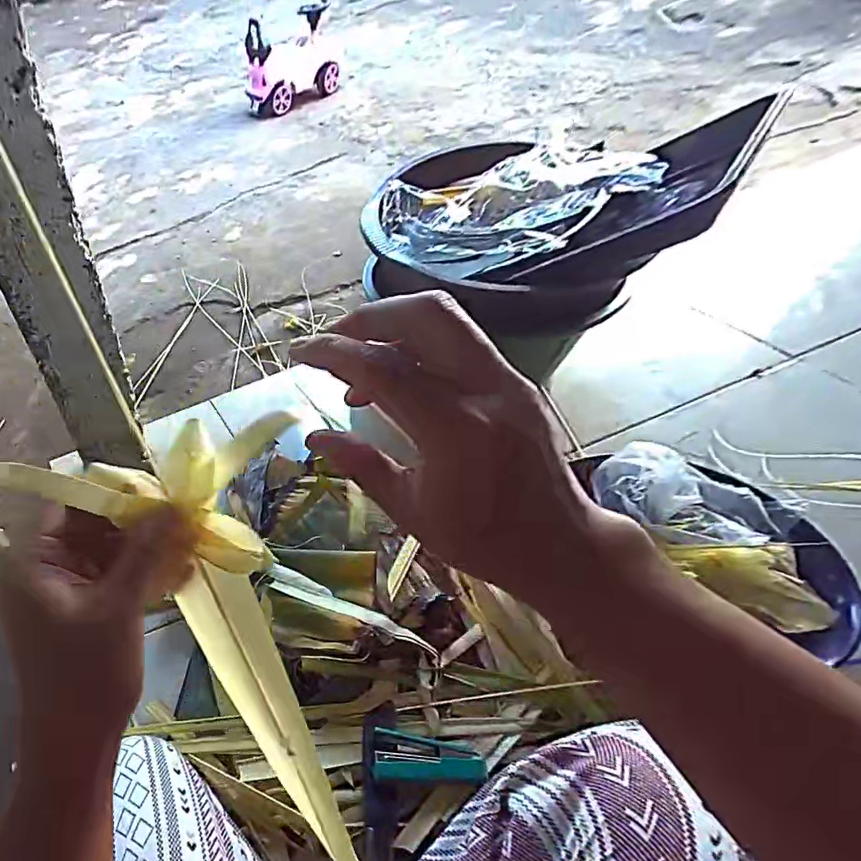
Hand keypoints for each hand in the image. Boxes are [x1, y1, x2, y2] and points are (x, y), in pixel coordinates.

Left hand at [0, 507, 194, 760]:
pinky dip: (141, 576)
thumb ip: (144, 552)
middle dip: (139, 525)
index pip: (71, 505)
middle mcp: (41, 569)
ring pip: (108, 554)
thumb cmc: (86, 677)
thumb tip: (173, 505)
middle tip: (185, 518)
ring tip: (192, 545)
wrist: (74, 747)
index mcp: (30, 561)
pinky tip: (180, 574)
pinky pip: (112, 580)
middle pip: (92, 528)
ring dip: (147, 551)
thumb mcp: (118, 608)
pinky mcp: (81, 611)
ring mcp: (61, 591)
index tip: (160, 493)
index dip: (115, 495)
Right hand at [290, 292, 651, 611]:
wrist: (561, 545)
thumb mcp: (410, 511)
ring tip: (356, 360)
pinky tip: (393, 379)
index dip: (333, 353)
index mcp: (456, 431)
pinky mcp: (516, 381)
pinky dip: (416, 345)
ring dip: (392, 325)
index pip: (384, 368)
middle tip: (332, 342)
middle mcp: (487, 391)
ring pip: (447, 320)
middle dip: (367, 317)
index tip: (299, 354)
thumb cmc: (481, 540)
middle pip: (425, 315)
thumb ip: (361, 465)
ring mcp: (508, 380)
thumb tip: (313, 437)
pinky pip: (460, 342)